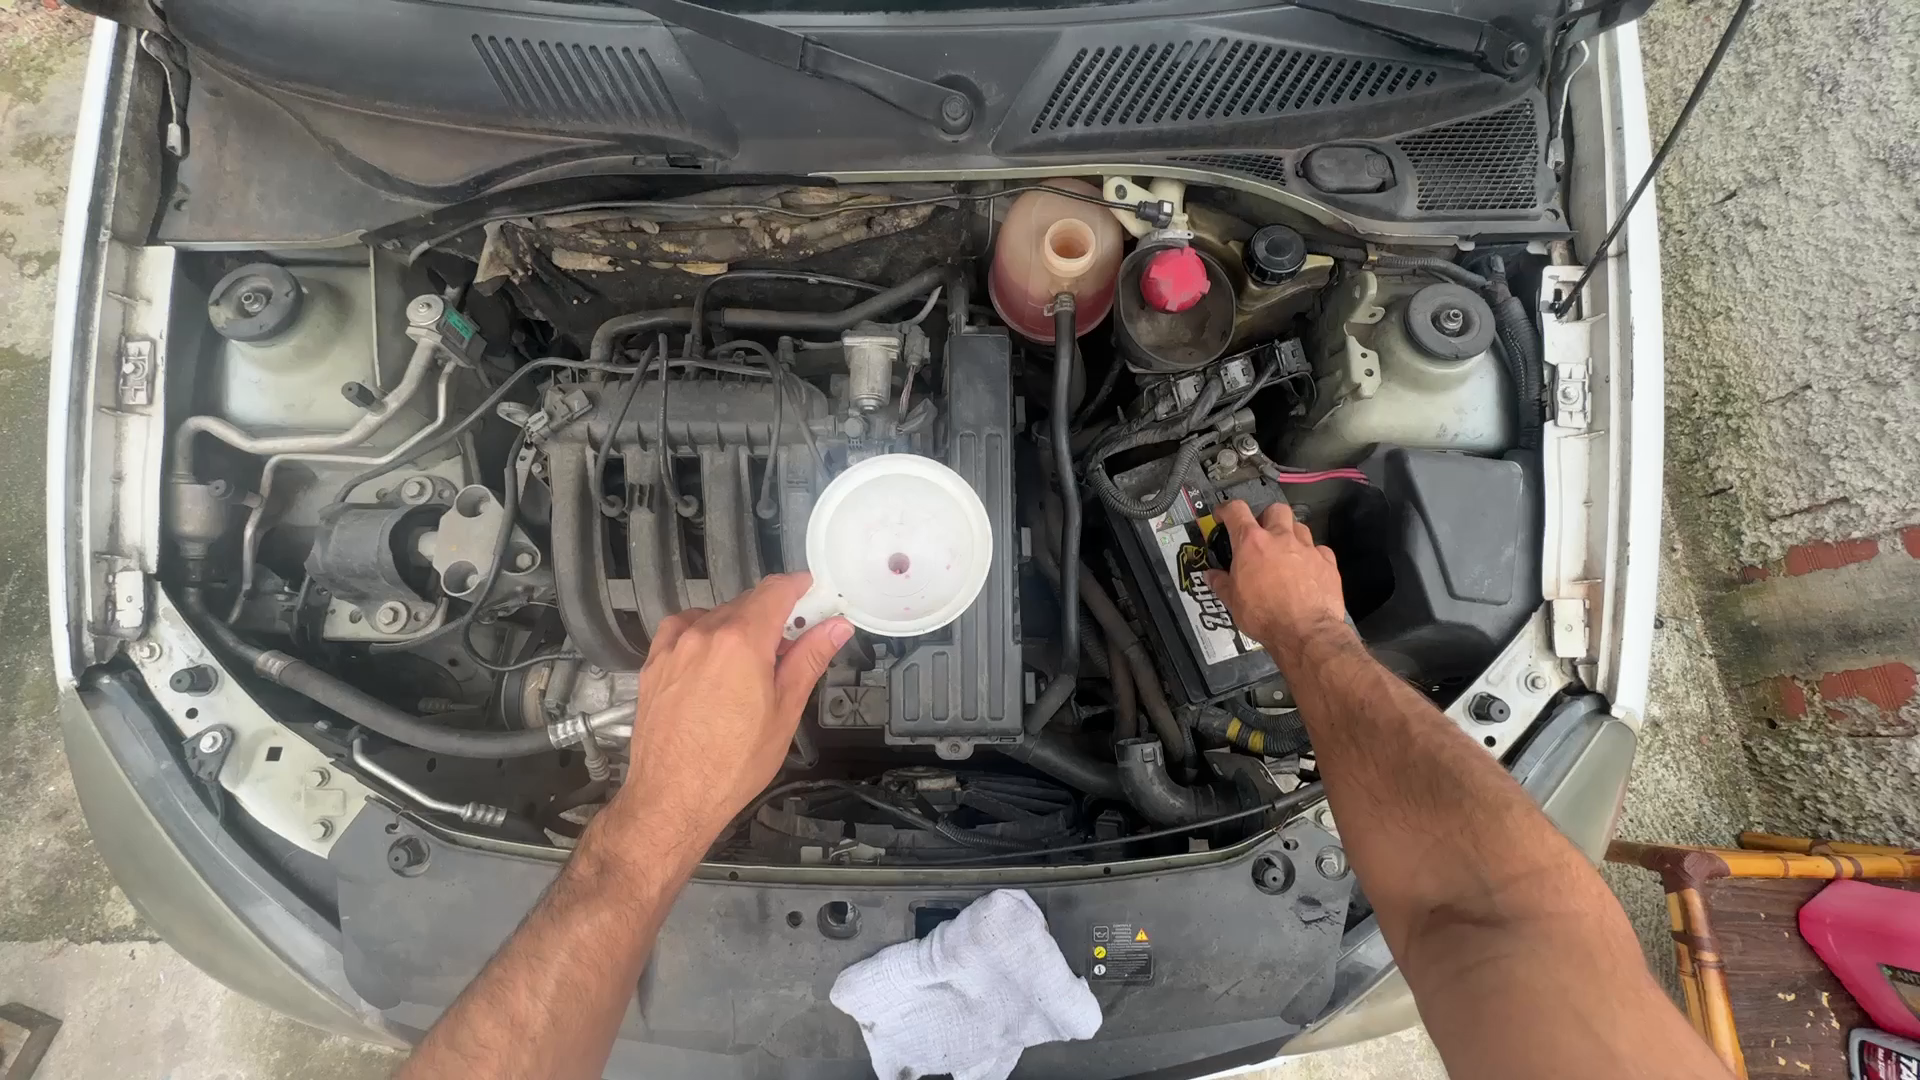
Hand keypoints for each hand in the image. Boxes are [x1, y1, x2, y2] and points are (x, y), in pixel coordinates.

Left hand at [606, 572, 852, 846]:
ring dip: (740, 624)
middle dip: (774, 614)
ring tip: (753, 660)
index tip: (812, 591)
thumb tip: (837, 627)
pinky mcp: (654, 664)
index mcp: (742, 641)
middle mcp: (705, 633)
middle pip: (747, 602)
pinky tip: (714, 656)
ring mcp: (674, 647)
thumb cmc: (733, 763)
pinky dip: (704, 631)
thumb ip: (810, 658)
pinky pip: (683, 629)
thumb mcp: (785, 710)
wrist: (671, 799)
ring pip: (716, 615)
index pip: (775, 591)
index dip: (798, 586)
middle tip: (793, 641)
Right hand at [1204, 500, 1357, 671]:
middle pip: (1275, 509)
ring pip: (1299, 526)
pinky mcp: (1327, 562)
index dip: (1227, 509)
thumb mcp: (1232, 601)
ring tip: (1284, 551)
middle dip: (1267, 517)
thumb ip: (1221, 583)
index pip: (1236, 511)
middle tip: (1261, 533)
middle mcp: (1280, 538)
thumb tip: (1212, 576)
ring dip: (1290, 533)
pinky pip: (1319, 549)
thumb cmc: (1265, 615)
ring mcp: (1307, 548)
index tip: (1224, 514)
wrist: (1305, 632)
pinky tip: (1305, 568)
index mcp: (1251, 543)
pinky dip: (1311, 554)